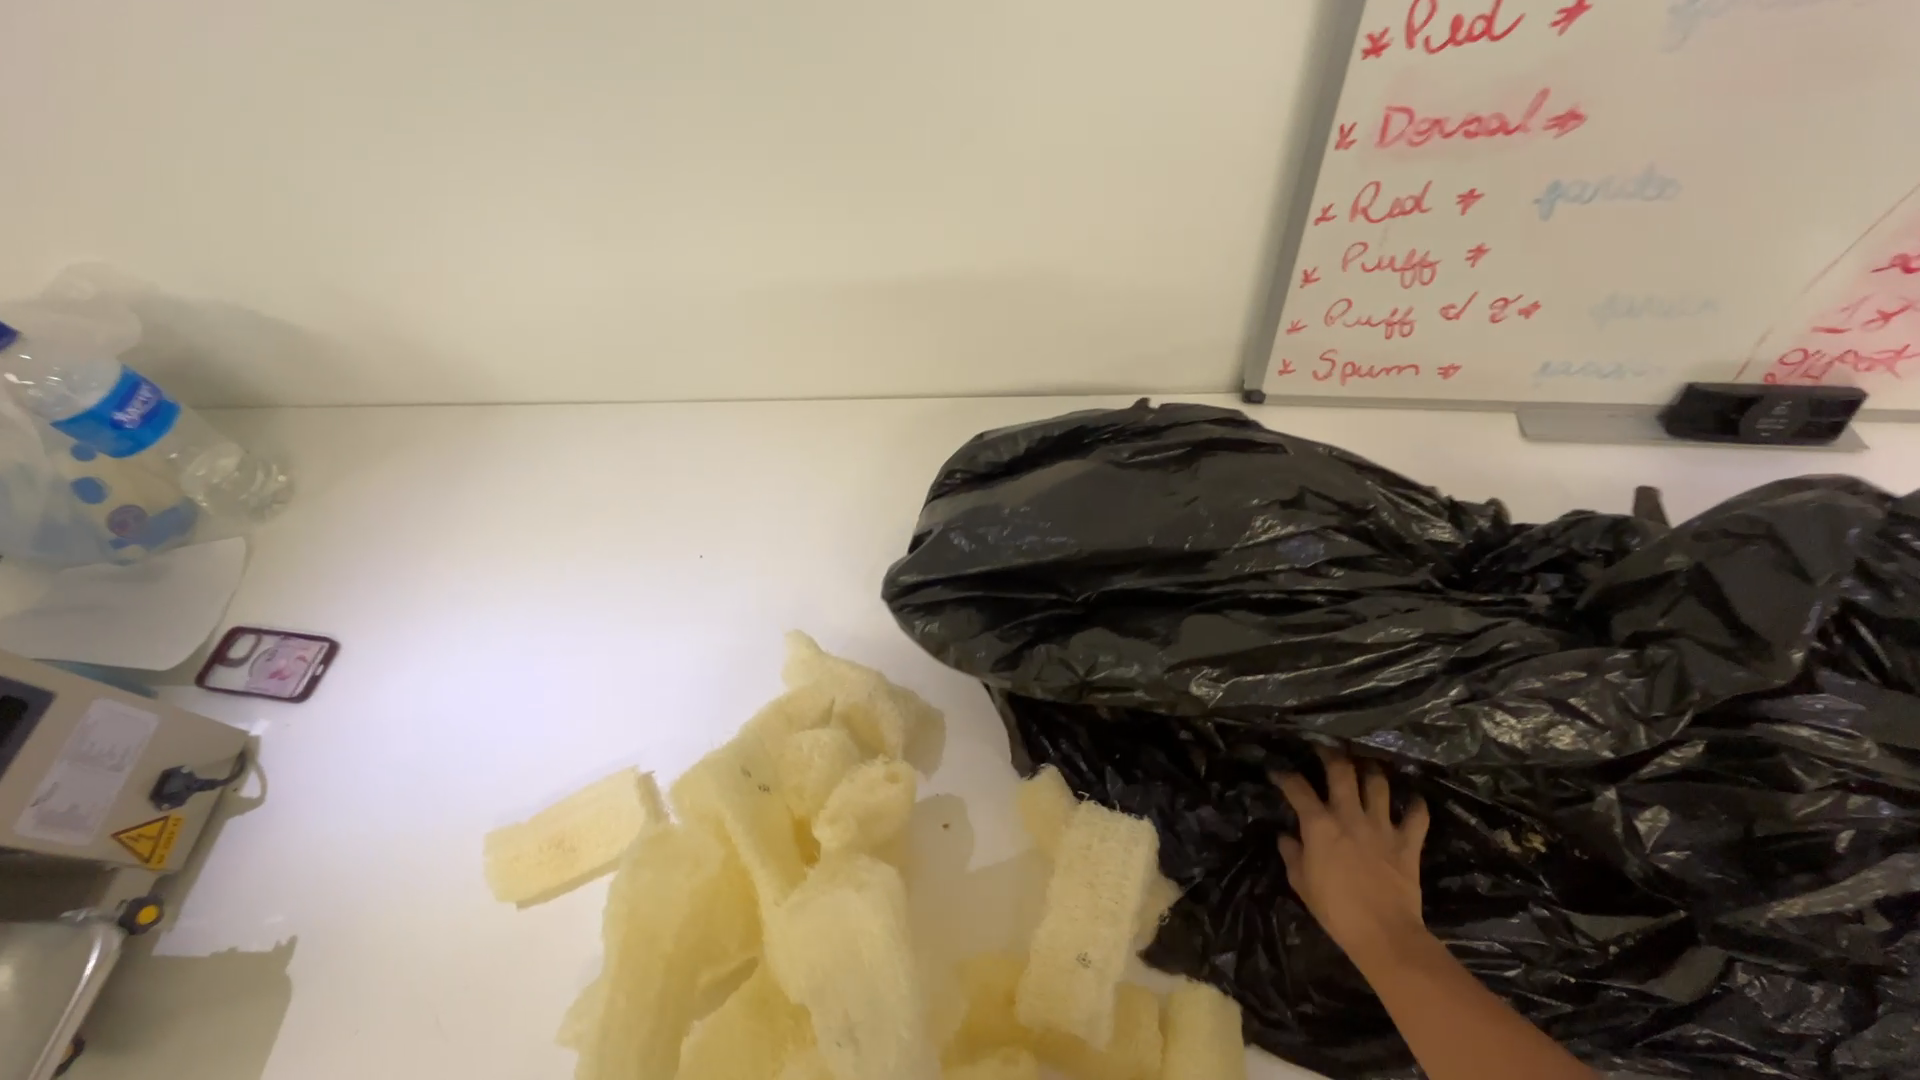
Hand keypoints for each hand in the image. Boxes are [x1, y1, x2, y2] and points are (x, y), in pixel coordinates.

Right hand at [1273, 748, 1430, 969]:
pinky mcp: (1407, 842)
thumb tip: (1287, 838)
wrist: (1383, 933)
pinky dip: (1415, 804)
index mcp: (1319, 825)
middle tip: (1325, 747)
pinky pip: (1416, 815)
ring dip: (1371, 770)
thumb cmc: (1335, 910)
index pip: (1297, 789)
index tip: (1278, 771)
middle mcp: (1350, 816)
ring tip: (1366, 764)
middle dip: (1331, 753)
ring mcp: (1381, 826)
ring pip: (1378, 784)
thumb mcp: (1301, 883)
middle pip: (1341, 771)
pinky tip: (1412, 798)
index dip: (1284, 776)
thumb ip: (1293, 855)